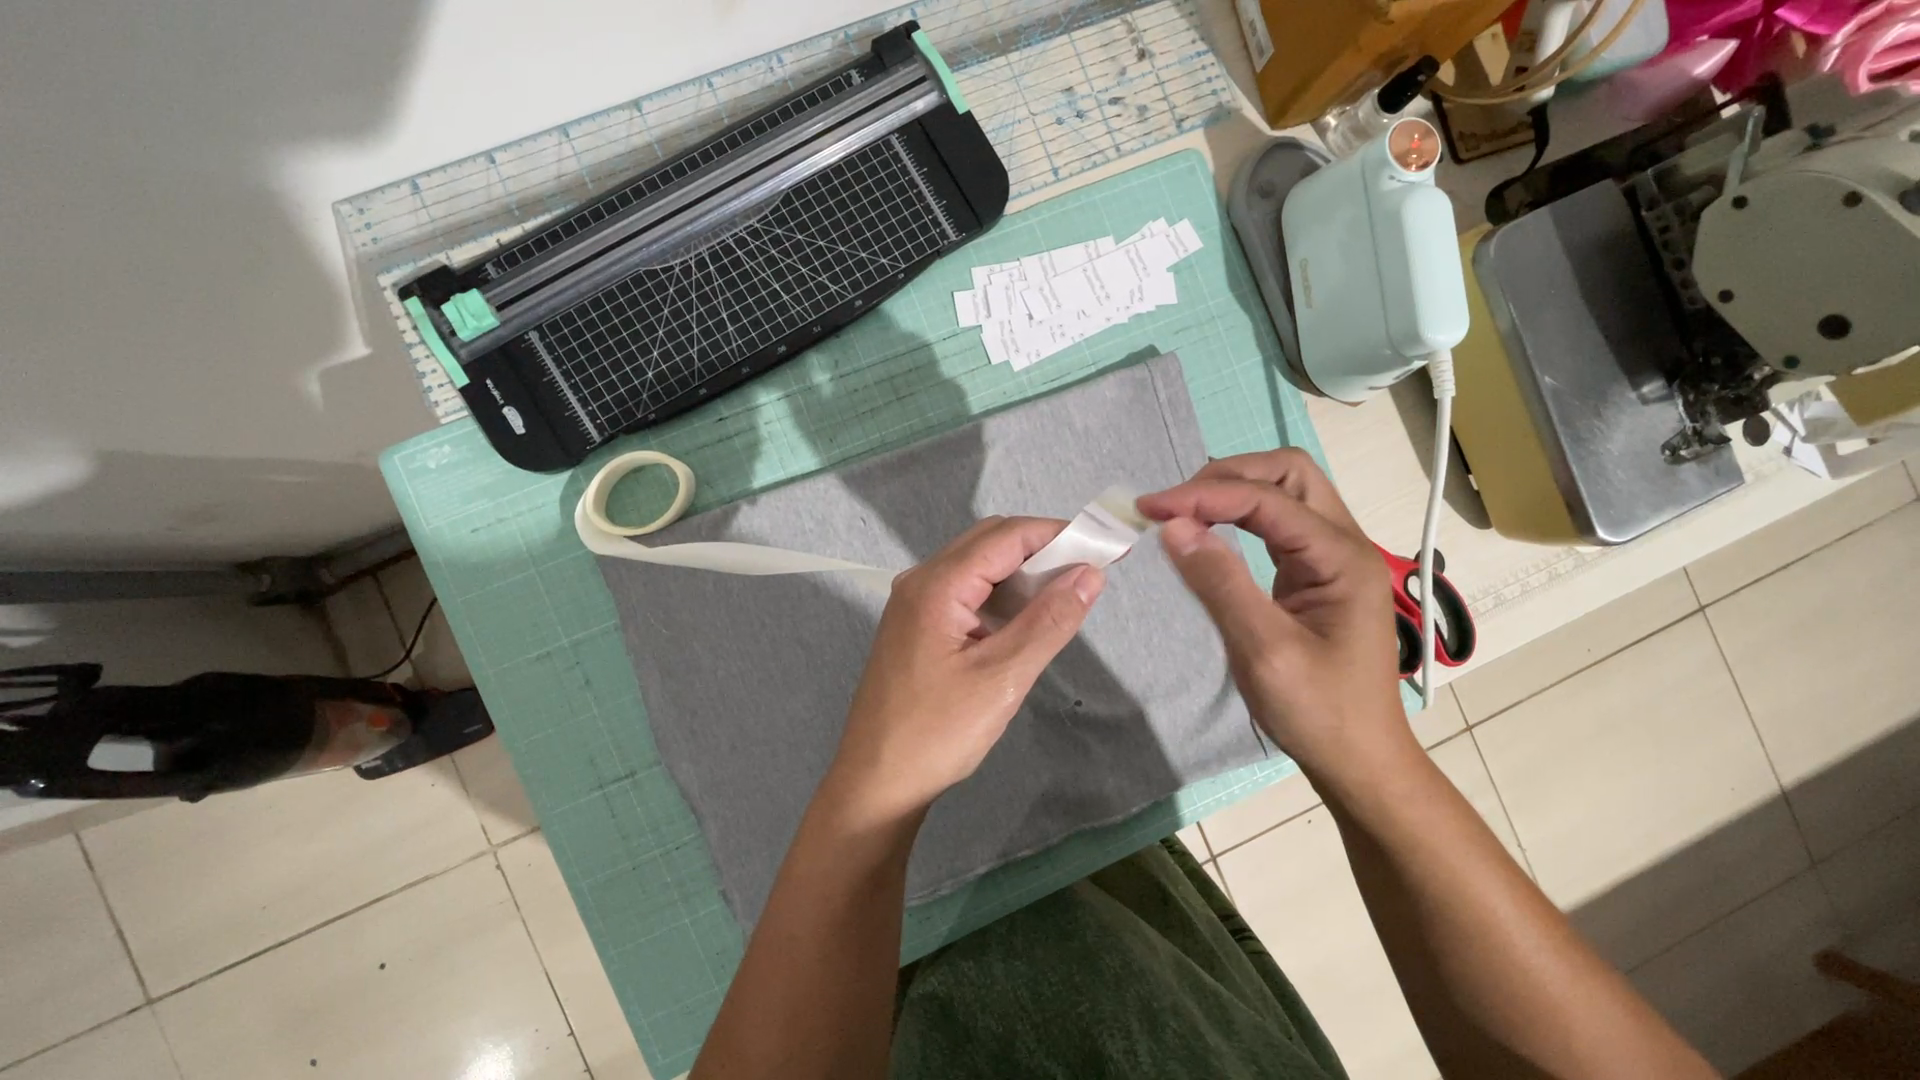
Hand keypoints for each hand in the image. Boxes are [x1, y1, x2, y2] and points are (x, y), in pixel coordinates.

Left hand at [825, 516, 1105, 822]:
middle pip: (989, 542)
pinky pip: (965, 593)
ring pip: (977, 567)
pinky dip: (1001, 596)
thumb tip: (1090, 574)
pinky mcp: (917, 628)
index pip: (1007, 536)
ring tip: (1066, 594)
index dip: (1059, 533)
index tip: (1106, 545)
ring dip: (1022, 573)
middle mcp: (920, 582)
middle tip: (1091, 571)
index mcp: (936, 585)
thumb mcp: (1003, 678)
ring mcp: (914, 605)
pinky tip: (1026, 619)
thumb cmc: (937, 733)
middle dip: (1043, 548)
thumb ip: (1048, 621)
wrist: (876, 782)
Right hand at [1135, 449, 1405, 776]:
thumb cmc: (1318, 712)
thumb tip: (1173, 527)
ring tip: (1185, 512)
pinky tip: (1212, 531)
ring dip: (1235, 491)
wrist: (1360, 760)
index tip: (1148, 509)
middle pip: (1288, 473)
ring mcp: (1334, 558)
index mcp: (1342, 558)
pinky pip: (1281, 524)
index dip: (1204, 496)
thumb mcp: (1263, 650)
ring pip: (1287, 492)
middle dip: (1227, 475)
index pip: (1266, 500)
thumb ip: (1219, 582)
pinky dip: (1242, 516)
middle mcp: (1345, 545)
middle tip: (1175, 504)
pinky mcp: (1319, 574)